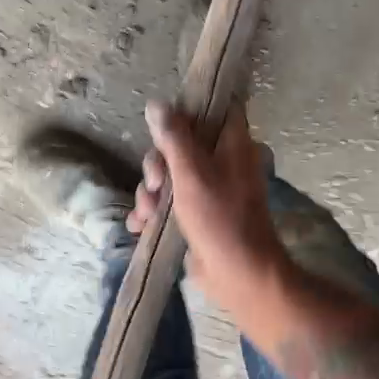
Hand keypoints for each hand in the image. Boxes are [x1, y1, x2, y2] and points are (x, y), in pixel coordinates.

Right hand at [128, 101, 288, 302]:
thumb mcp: (192, 173)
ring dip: (151, 192)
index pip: (216, 108)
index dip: (189, 109)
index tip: (164, 123)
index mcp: (232, 143)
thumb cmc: (220, 218)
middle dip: (158, 164)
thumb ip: (173, 137)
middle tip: (155, 184)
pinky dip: (154, 210)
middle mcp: (223, 160)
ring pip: (170, 174)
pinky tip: (141, 225)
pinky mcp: (198, 213)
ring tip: (146, 214)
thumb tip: (156, 104)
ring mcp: (211, 188)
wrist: (237, 274)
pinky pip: (169, 201)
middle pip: (181, 143)